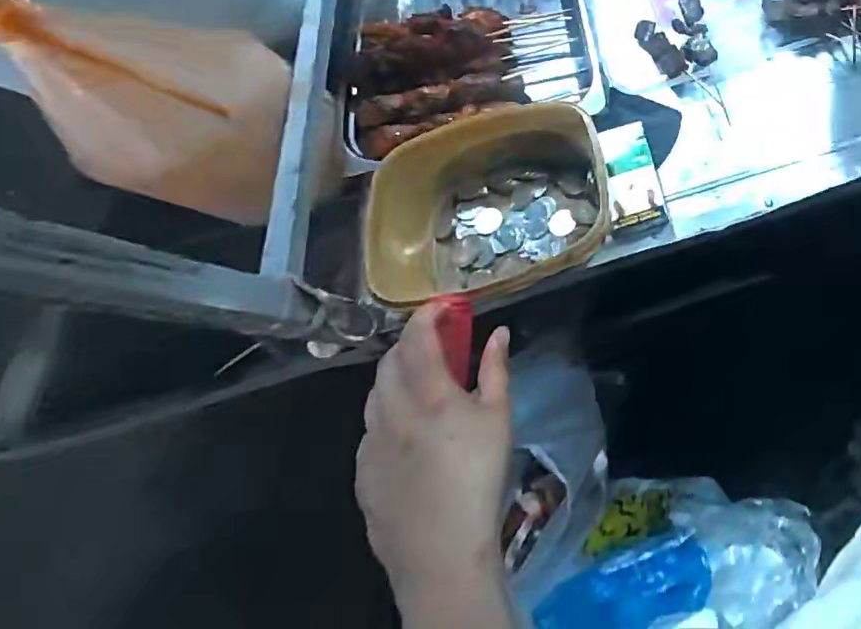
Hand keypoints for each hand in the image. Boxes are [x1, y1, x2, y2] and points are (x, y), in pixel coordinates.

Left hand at [355, 308, 512, 600]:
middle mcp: (392, 412)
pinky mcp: (360, 472)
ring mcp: (369, 444)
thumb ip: (496, 370)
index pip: (417, 340)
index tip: (440, 307)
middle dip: (409, 344)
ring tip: (421, 383)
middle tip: (435, 344)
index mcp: (430, 395)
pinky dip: (386, 412)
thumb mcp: (500, 418)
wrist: (441, 552)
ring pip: (374, 394)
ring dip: (394, 376)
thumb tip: (499, 333)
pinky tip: (407, 429)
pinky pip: (369, 428)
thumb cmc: (481, 478)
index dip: (425, 316)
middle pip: (389, 363)